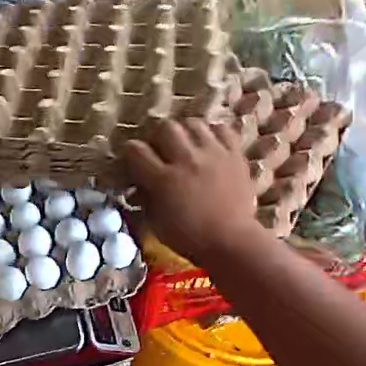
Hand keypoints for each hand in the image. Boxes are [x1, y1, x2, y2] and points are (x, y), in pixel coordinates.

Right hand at [122, 118, 259, 263]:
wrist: (231, 242)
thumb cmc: (190, 238)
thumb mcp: (156, 223)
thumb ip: (145, 197)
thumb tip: (138, 183)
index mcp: (163, 180)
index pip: (135, 150)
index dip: (131, 154)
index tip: (134, 163)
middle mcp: (186, 160)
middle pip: (165, 127)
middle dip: (159, 138)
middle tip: (162, 152)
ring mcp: (213, 154)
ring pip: (192, 123)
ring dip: (185, 133)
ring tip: (187, 147)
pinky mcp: (234, 154)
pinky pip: (222, 129)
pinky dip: (213, 134)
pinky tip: (209, 146)